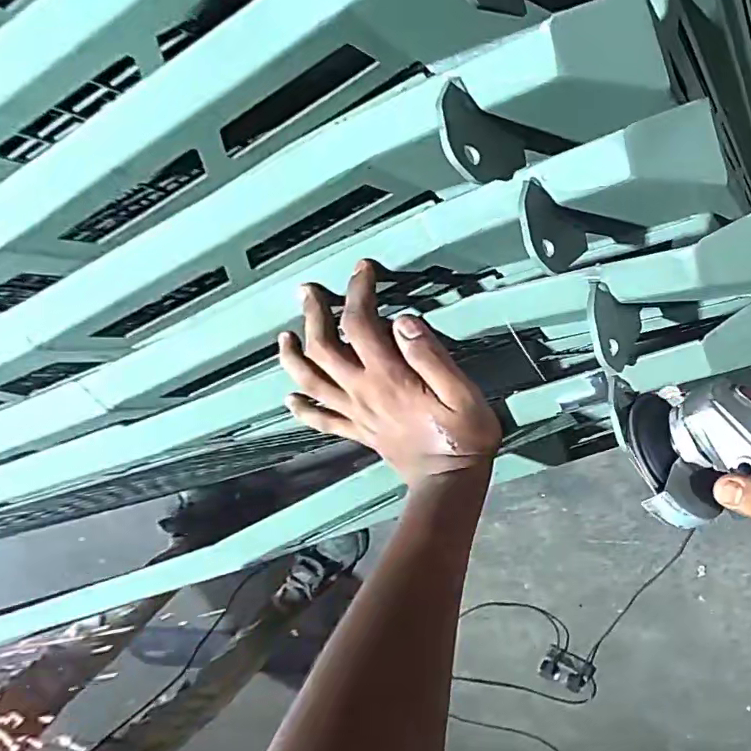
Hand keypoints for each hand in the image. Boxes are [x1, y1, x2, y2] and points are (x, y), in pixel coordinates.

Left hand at [278, 260, 501, 486]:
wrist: (450, 481)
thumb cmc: (465, 435)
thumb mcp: (463, 392)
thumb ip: (432, 356)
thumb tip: (405, 320)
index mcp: (389, 377)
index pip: (362, 325)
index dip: (358, 292)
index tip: (363, 270)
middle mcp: (364, 391)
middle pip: (323, 347)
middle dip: (314, 314)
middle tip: (310, 291)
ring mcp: (357, 413)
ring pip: (310, 380)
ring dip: (293, 355)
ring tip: (285, 336)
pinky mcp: (359, 432)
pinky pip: (320, 418)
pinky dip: (301, 406)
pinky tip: (292, 397)